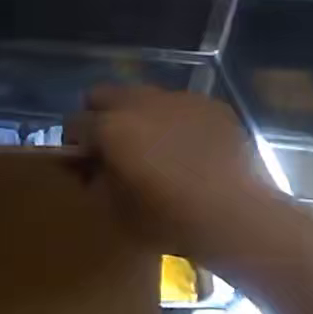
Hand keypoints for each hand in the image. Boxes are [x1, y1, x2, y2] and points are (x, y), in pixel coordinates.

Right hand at [66, 85, 312, 286]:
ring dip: (138, 115)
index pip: (73, 123)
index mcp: (111, 128)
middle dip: (99, 116)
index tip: (84, 163)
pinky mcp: (211, 106)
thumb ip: (94, 182)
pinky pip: (180, 106)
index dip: (74, 143)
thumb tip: (89, 169)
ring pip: (143, 95)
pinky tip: (189, 149)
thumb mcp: (116, 211)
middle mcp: (140, 103)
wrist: (239, 217)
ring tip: (154, 147)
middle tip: (113, 147)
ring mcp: (179, 99)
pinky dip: (175, 121)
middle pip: (103, 94)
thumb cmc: (170, 219)